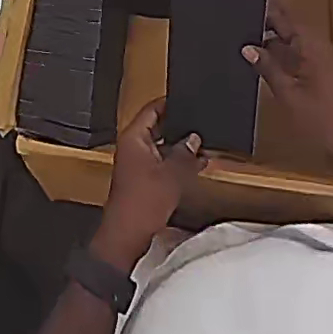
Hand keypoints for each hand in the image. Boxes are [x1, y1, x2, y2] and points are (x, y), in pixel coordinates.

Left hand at [91, 99, 205, 268]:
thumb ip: (184, 153)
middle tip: (200, 123)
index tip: (185, 98)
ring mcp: (138, 162)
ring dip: (181, 147)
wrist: (129, 235)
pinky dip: (178, 162)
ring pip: (162, 146)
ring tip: (203, 145)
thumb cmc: (142, 202)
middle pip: (158, 127)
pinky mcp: (144, 177)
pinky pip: (163, 161)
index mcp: (133, 137)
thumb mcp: (171, 174)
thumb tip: (194, 139)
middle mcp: (133, 146)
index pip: (151, 109)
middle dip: (179, 126)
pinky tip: (197, 164)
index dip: (168, 103)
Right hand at [242, 0, 332, 165]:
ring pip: (290, 38)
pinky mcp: (321, 72)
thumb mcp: (289, 94)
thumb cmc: (330, 120)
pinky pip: (295, 52)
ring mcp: (320, 60)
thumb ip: (267, 67)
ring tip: (247, 33)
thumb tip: (250, 49)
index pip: (288, 10)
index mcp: (311, 46)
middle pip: (288, 22)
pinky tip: (264, 58)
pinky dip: (278, 51)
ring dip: (271, 34)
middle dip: (266, 14)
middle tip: (244, 7)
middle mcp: (317, 48)